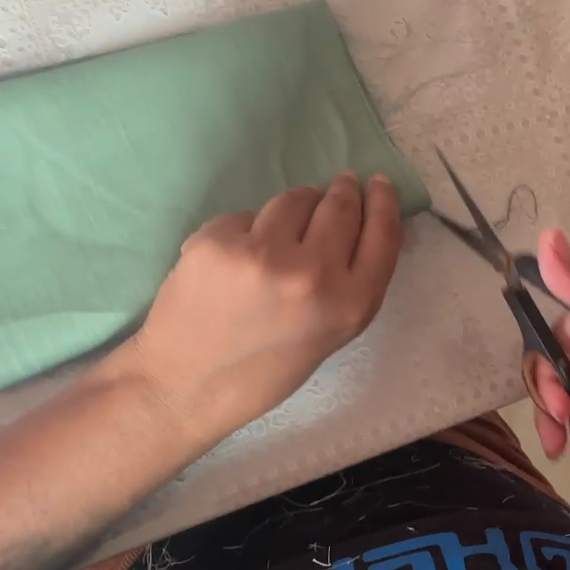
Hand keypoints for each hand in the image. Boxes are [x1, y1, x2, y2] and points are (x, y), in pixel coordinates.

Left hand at [117, 172, 403, 437]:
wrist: (185, 385)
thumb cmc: (266, 371)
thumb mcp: (330, 336)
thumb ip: (352, 286)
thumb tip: (363, 228)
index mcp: (349, 306)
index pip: (382, 234)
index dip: (383, 202)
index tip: (378, 184)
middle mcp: (313, 274)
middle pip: (341, 206)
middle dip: (344, 191)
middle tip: (342, 186)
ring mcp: (263, 253)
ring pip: (295, 200)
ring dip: (300, 205)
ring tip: (288, 230)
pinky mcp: (218, 239)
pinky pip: (250, 216)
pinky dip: (252, 229)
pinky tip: (241, 258)